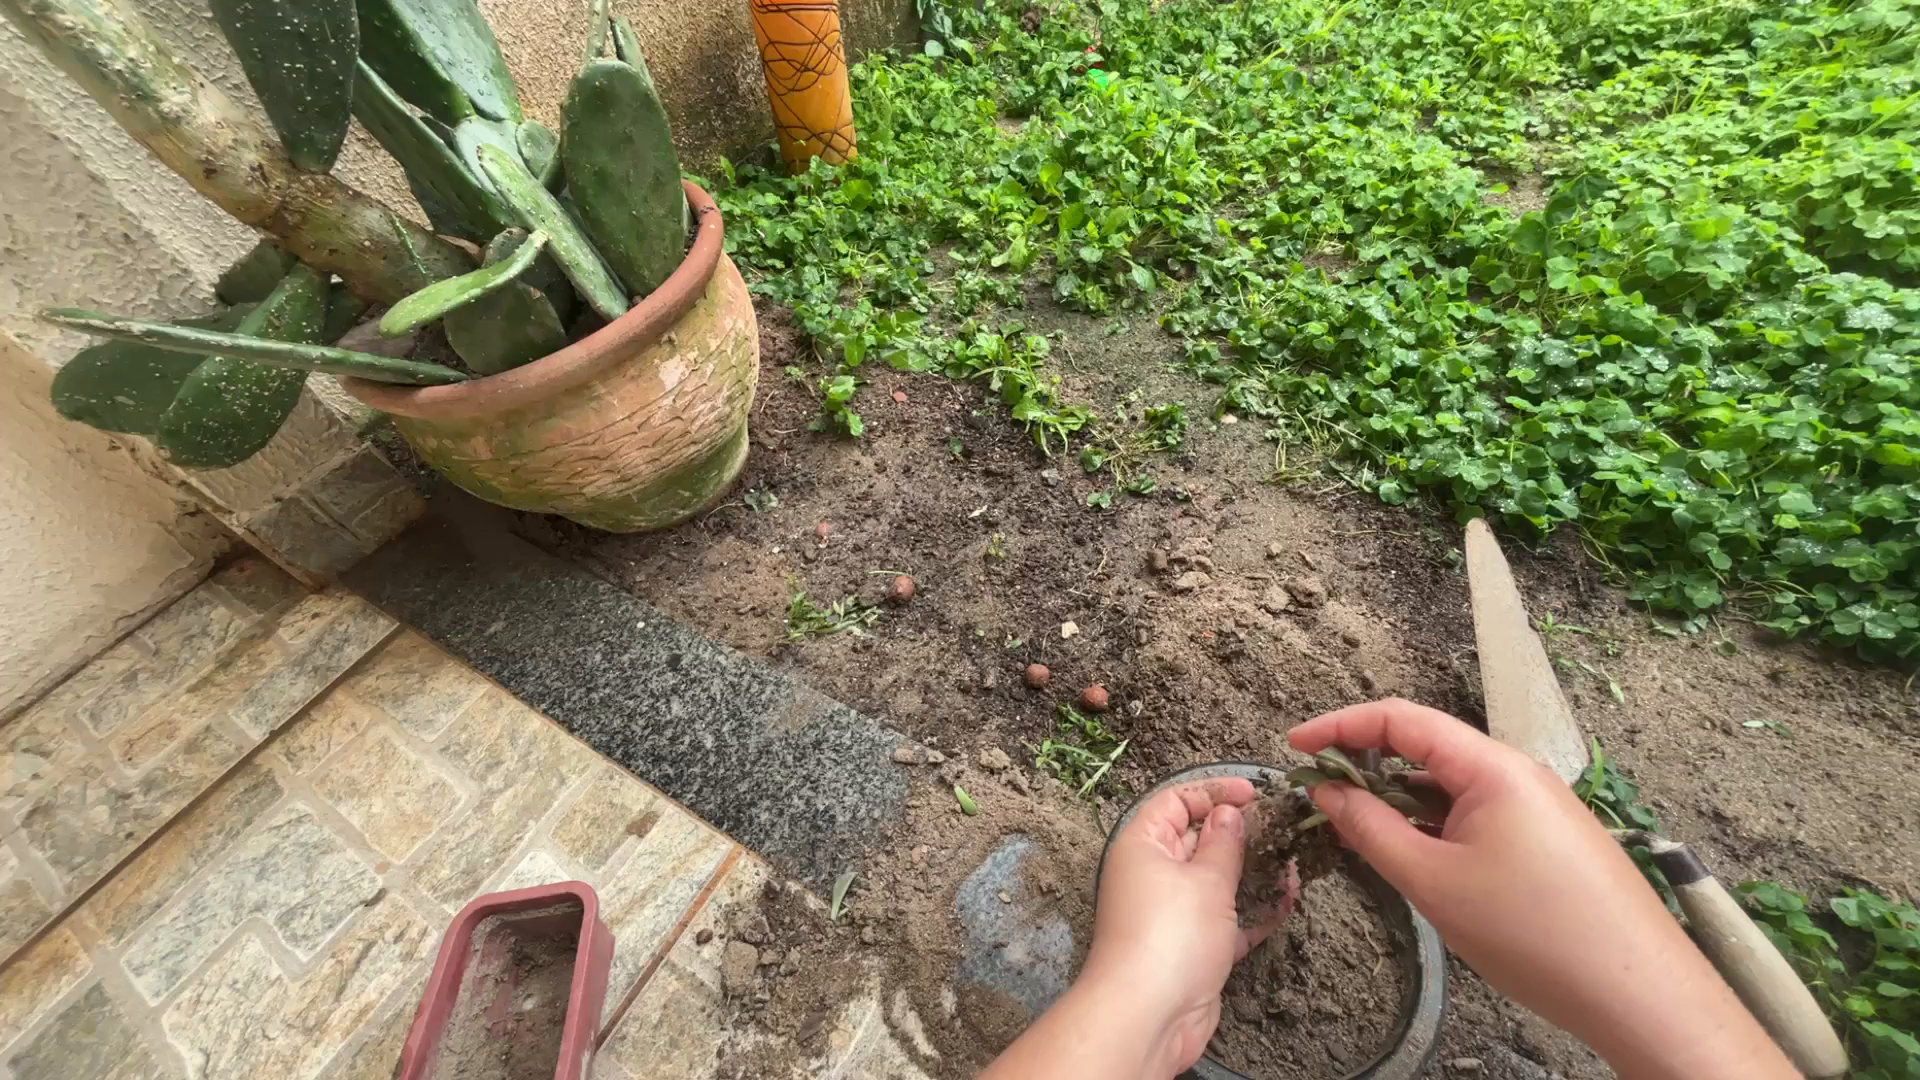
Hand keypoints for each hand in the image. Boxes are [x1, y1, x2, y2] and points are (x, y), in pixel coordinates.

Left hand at [1081, 777, 1290, 1075]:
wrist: (1148, 1014)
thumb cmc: (1170, 933)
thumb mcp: (1205, 879)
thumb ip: (1224, 843)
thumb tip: (1229, 812)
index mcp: (1144, 842)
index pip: (1176, 801)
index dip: (1213, 791)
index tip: (1253, 793)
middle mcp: (1153, 870)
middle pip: (1198, 838)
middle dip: (1240, 834)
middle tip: (1282, 830)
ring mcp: (1172, 909)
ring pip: (1216, 880)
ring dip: (1253, 874)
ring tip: (1293, 867)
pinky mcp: (1191, 944)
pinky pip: (1224, 917)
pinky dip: (1251, 911)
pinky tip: (1286, 904)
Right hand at [1289, 699, 1795, 1079]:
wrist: (1653, 1008)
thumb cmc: (1535, 935)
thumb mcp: (1430, 879)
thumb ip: (1367, 825)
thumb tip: (1324, 790)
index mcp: (1491, 767)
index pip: (1398, 718)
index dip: (1338, 726)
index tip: (1295, 747)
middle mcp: (1516, 773)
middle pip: (1422, 746)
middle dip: (1363, 762)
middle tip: (1320, 791)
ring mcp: (1536, 806)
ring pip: (1445, 782)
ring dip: (1395, 796)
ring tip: (1358, 827)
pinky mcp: (1547, 838)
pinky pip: (1471, 810)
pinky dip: (1428, 820)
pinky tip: (1411, 851)